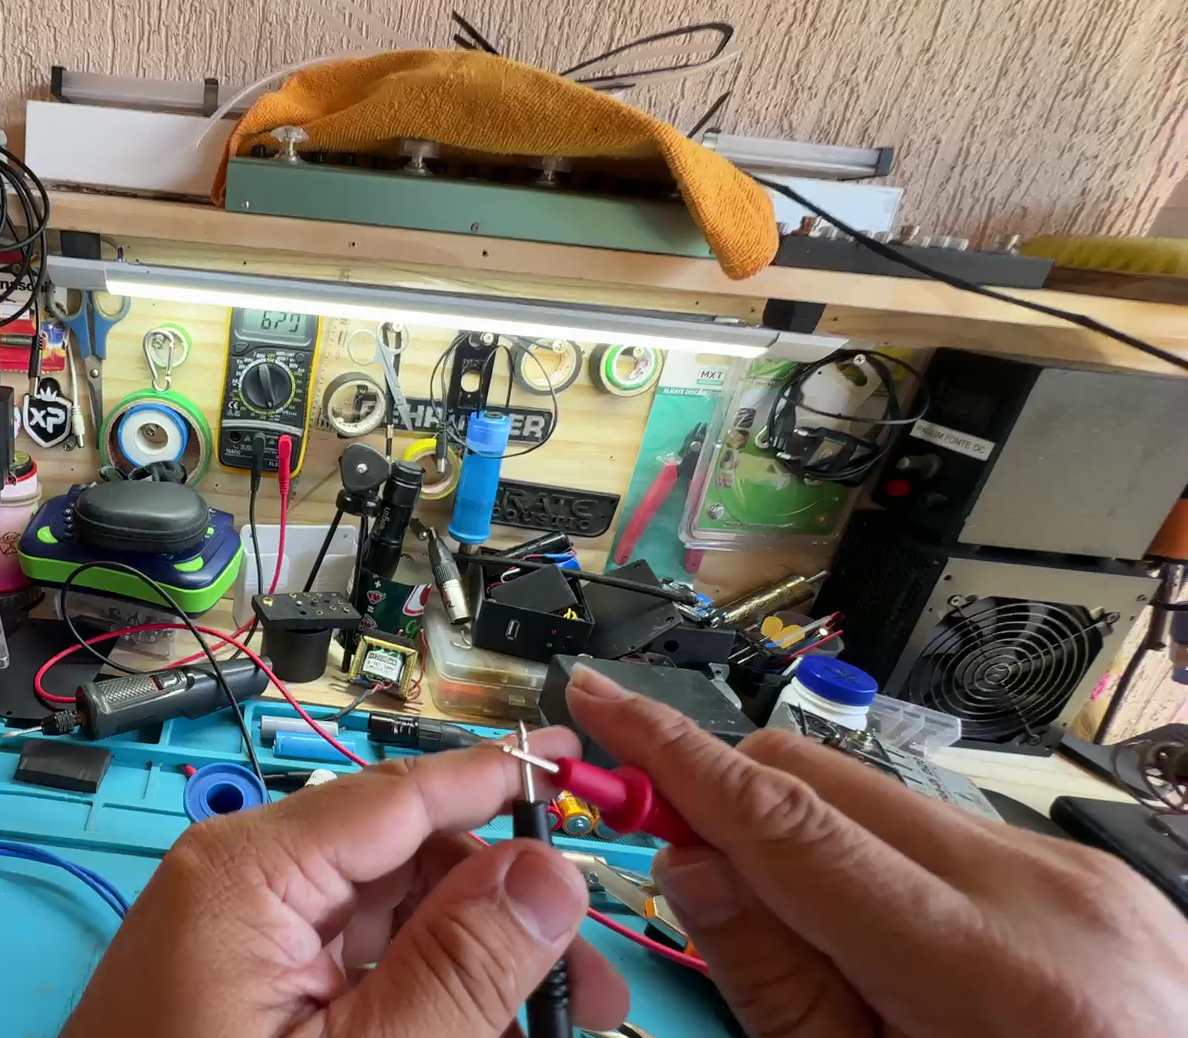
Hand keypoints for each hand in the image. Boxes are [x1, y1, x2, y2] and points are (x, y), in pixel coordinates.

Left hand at [60, 729, 629, 1037]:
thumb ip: (456, 967)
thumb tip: (547, 870)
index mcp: (250, 868)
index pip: (393, 795)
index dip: (488, 773)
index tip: (565, 750)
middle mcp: (243, 876)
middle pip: (397, 856)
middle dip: (496, 900)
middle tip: (589, 972)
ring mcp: (244, 928)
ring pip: (384, 912)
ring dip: (468, 953)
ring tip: (560, 1013)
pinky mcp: (250, 975)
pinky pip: (352, 959)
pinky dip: (418, 987)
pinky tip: (477, 1022)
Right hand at [566, 664, 1187, 1035]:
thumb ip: (766, 977)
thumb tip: (686, 861)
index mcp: (1001, 978)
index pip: (782, 817)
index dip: (668, 748)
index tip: (593, 696)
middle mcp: (1045, 893)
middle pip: (808, 771)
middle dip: (725, 798)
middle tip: (690, 865)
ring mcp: (1075, 874)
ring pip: (852, 786)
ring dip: (790, 828)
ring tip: (809, 928)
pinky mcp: (1081, 871)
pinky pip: (910, 817)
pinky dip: (855, 848)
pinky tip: (878, 930)